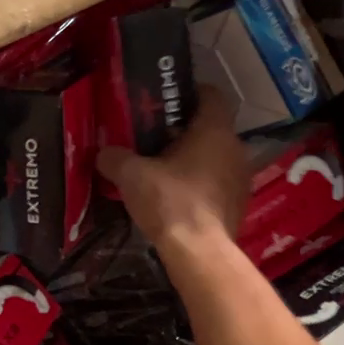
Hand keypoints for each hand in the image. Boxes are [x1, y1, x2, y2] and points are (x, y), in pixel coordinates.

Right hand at [97, 85, 248, 253]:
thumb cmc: (169, 201)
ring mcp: (241, 177)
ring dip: (192, 159)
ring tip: (162, 170)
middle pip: (210, 128)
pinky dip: (199, 184)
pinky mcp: (238, 203)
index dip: (189, 92)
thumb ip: (114, 157)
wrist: (198, 251)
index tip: (166, 101)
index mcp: (214, 130)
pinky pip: (216, 182)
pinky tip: (176, 198)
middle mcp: (235, 148)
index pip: (211, 94)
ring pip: (214, 156)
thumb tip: (103, 153)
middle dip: (183, 130)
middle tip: (153, 139)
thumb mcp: (131, 175)